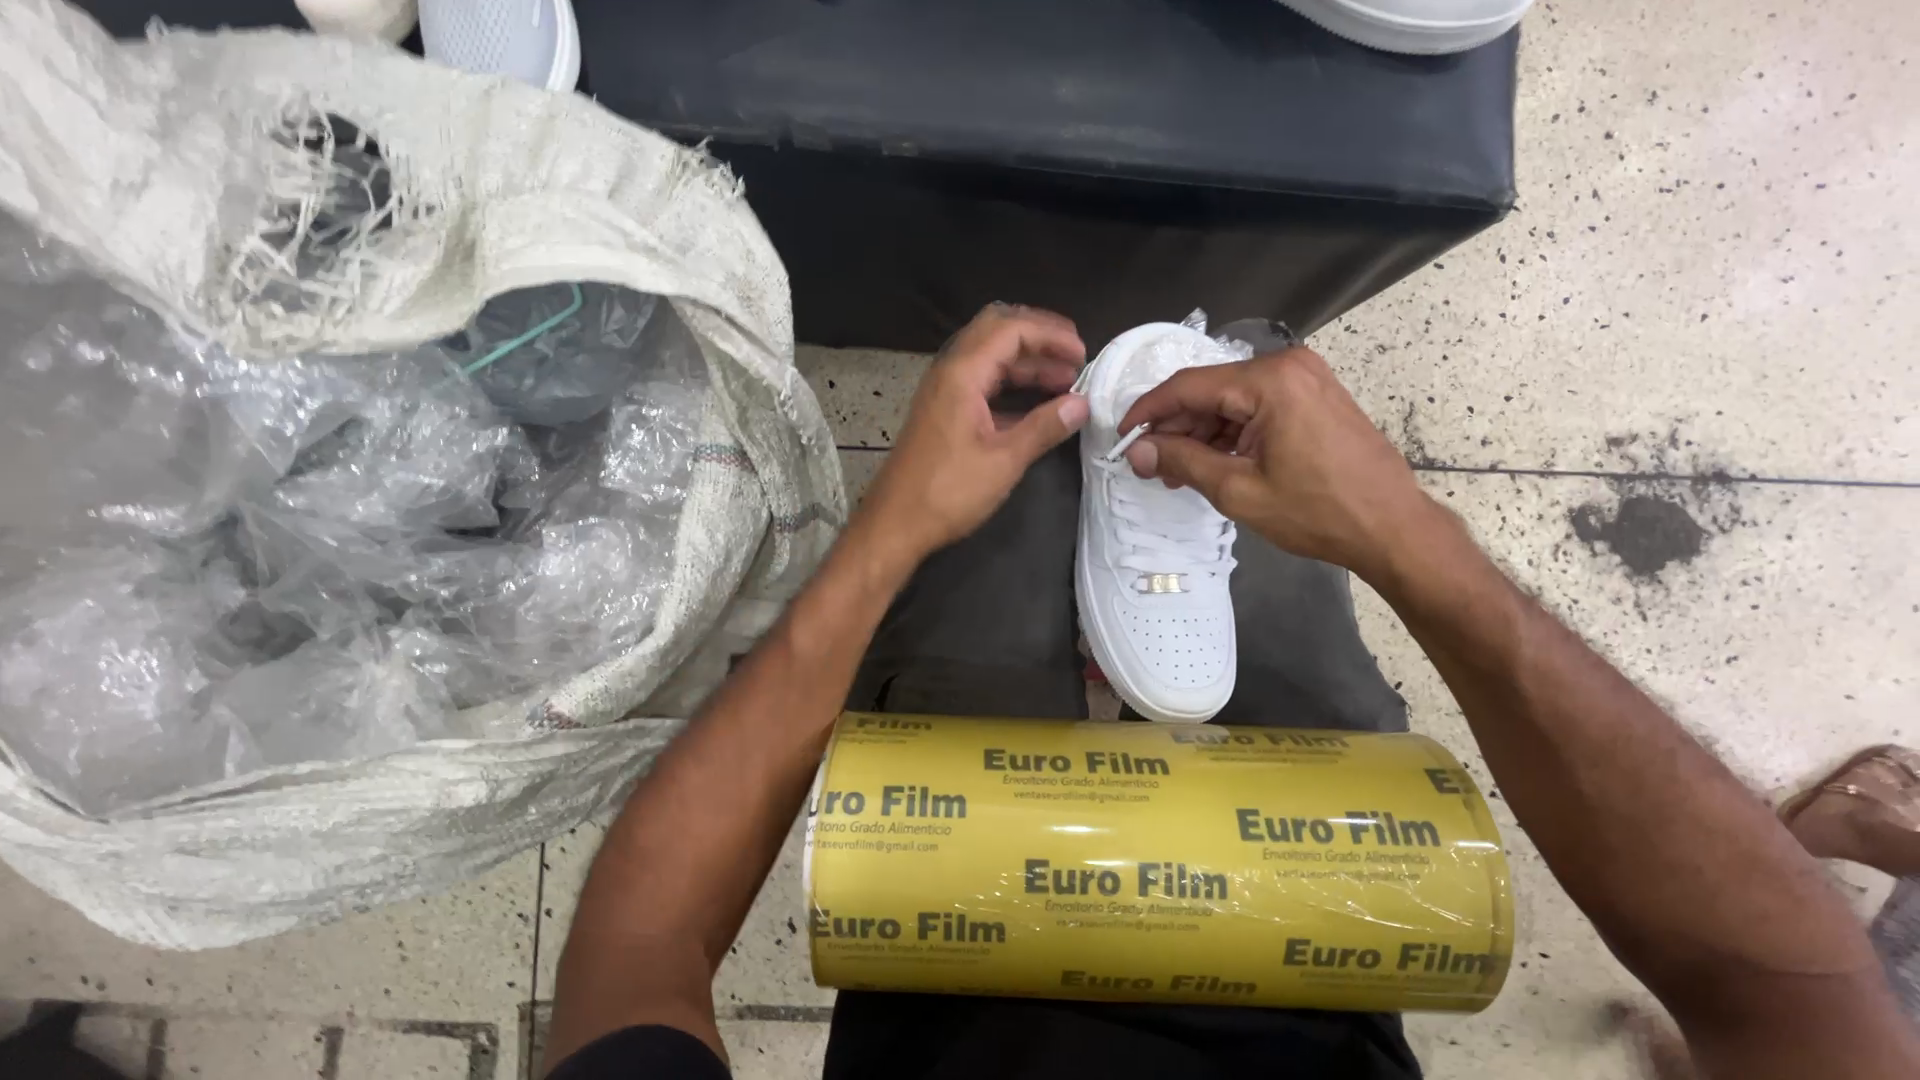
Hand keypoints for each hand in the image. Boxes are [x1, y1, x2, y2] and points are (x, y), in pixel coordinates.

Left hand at [857, 304, 1088, 558]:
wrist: (895, 524)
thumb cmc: (947, 493)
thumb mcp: (1004, 461)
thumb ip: (1045, 427)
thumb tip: (1082, 404)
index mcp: (962, 373)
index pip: (1011, 328)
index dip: (1052, 334)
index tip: (1083, 354)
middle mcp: (949, 371)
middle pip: (996, 330)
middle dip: (1039, 338)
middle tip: (1074, 356)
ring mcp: (944, 391)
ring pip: (989, 357)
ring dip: (1027, 363)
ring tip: (1065, 382)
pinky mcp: (943, 411)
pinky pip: (981, 382)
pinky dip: (1011, 385)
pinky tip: (1038, 406)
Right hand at [1117, 345, 1435, 580]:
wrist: (1394, 528)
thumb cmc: (1318, 511)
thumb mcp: (1239, 490)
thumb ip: (1182, 462)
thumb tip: (1138, 452)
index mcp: (1270, 380)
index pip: (1188, 386)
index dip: (1148, 412)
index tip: (1122, 438)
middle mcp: (1288, 366)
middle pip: (1210, 391)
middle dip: (1176, 428)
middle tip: (1151, 467)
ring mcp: (1305, 379)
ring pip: (1231, 401)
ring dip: (1202, 435)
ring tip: (1179, 474)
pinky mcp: (1314, 397)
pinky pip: (1257, 409)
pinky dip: (1231, 435)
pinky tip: (1213, 464)